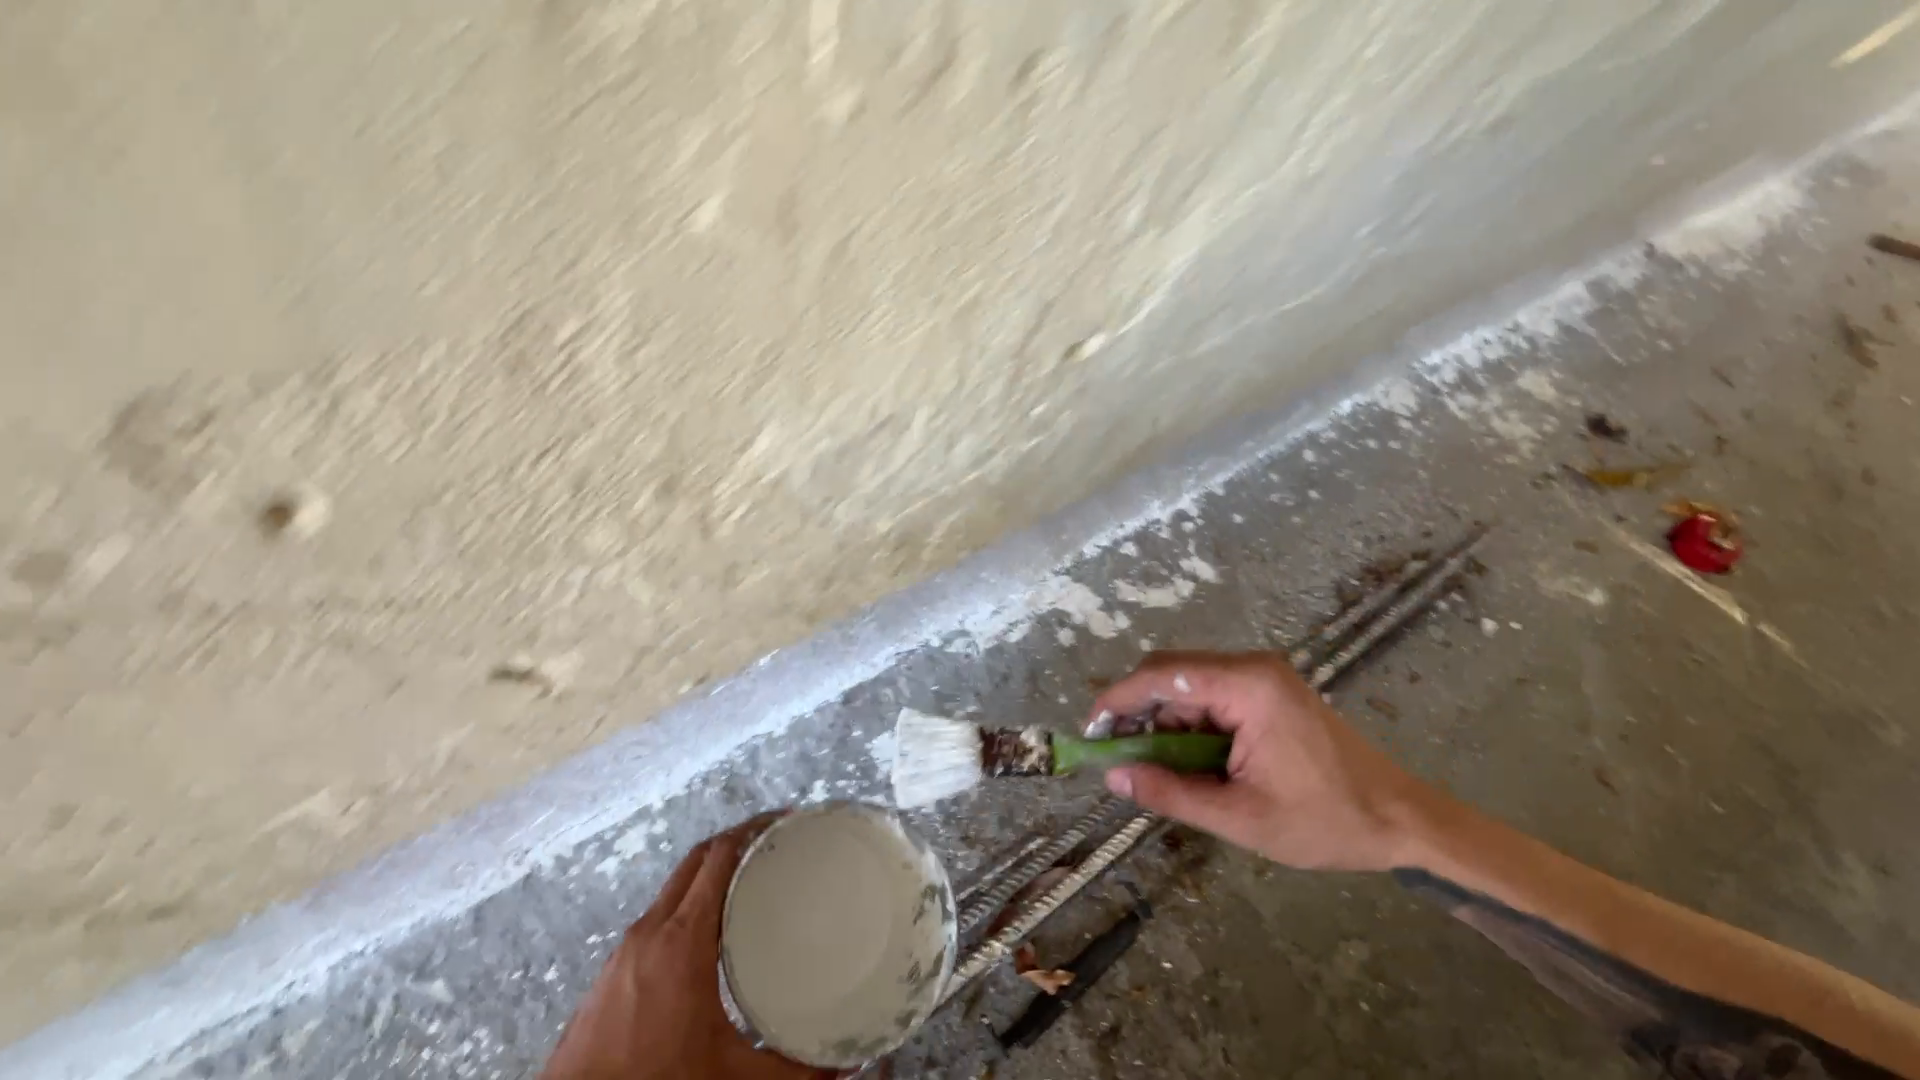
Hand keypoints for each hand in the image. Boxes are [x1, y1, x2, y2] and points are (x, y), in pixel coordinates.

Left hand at [541, 817, 833, 1079]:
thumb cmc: (657, 1078)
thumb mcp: (733, 1075)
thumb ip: (793, 1069)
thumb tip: (845, 1067)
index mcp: (683, 938)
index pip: (718, 856)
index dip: (752, 830)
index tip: (785, 821)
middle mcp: (651, 929)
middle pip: (696, 861)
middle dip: (736, 842)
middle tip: (776, 844)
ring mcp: (626, 947)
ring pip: (675, 887)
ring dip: (711, 873)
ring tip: (751, 882)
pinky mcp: (613, 968)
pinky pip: (659, 914)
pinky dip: (689, 903)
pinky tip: (711, 931)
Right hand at [1090, 651, 1441, 871]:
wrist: (1402, 819)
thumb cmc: (1326, 821)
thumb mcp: (1240, 817)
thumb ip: (1171, 793)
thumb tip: (1113, 775)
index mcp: (1247, 687)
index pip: (1162, 676)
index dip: (1118, 700)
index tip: (1090, 732)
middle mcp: (1252, 668)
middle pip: (1170, 675)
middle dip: (1139, 714)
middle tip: (1121, 759)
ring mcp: (1263, 677)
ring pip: (1188, 687)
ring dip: (1165, 725)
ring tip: (1161, 773)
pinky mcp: (1269, 693)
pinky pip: (1211, 698)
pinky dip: (1191, 728)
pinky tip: (1193, 764)